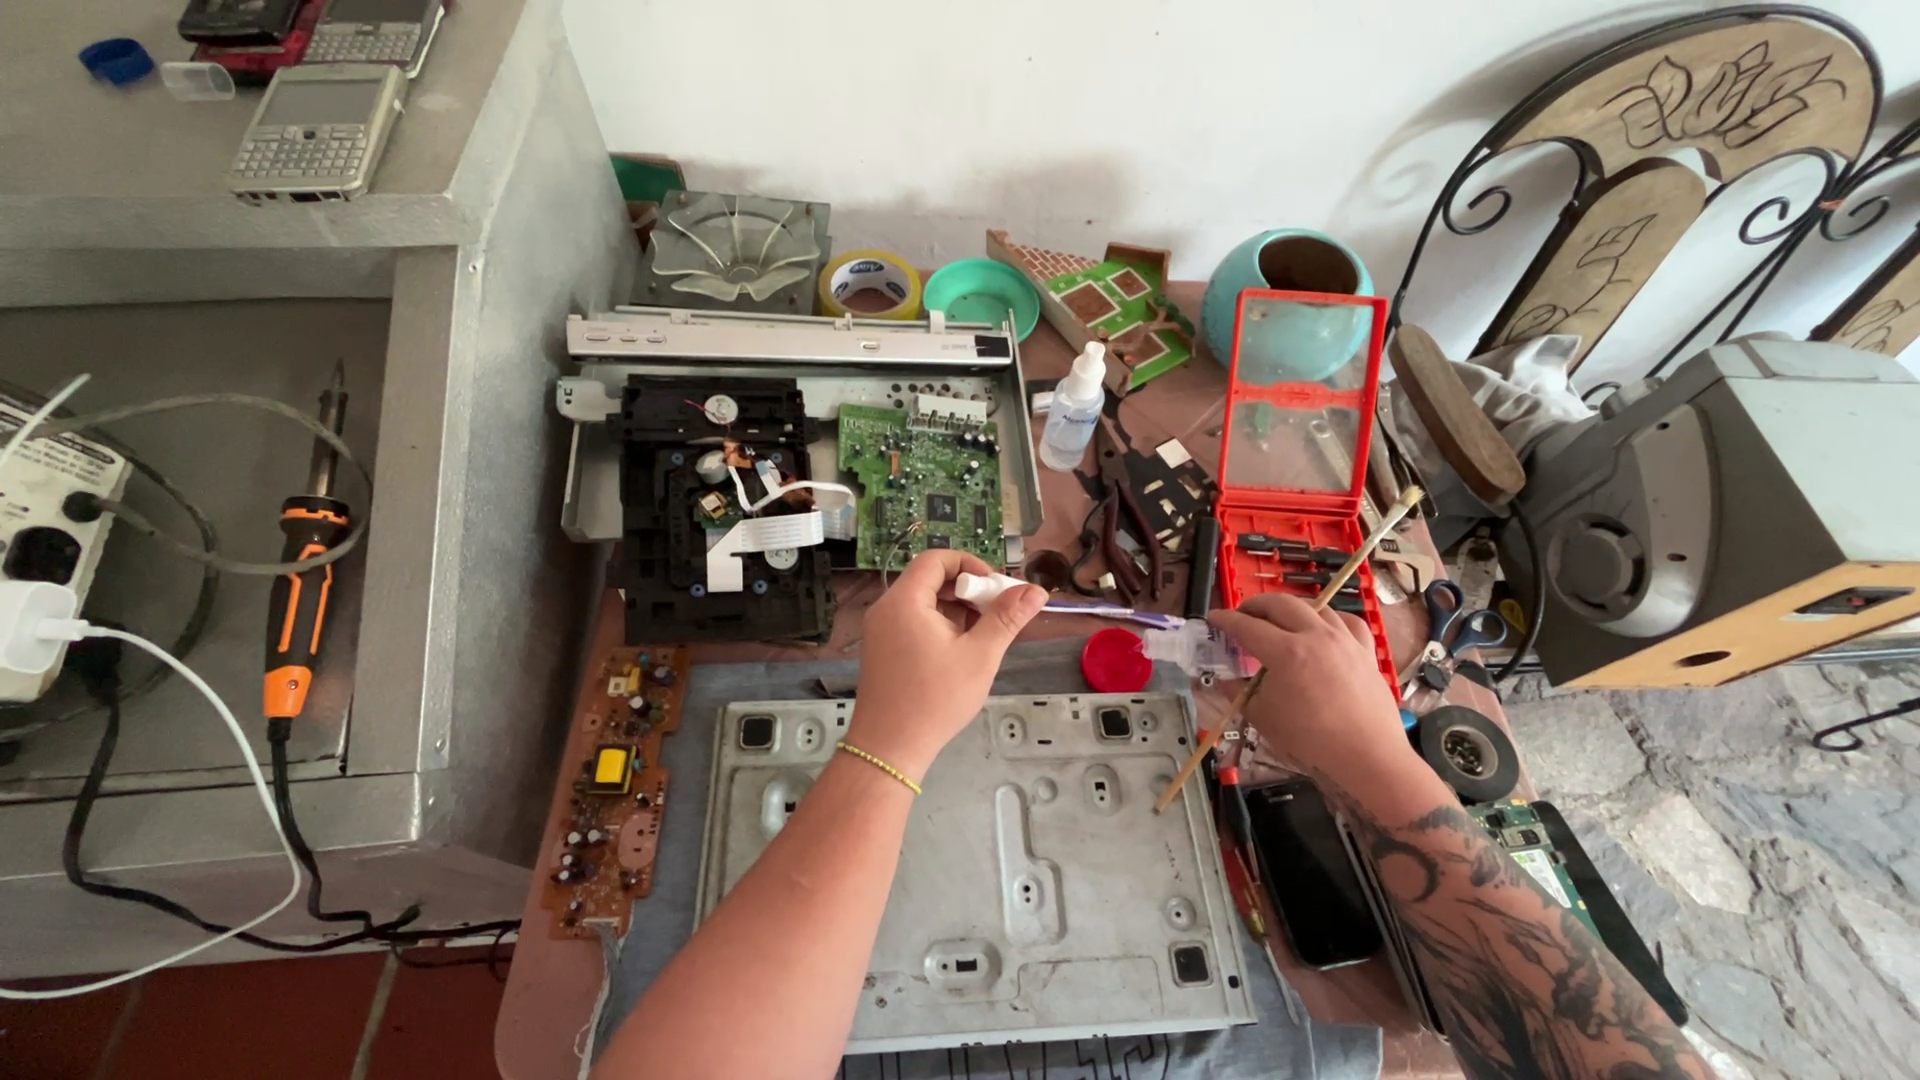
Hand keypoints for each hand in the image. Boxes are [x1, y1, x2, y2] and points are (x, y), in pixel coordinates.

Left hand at [848, 550, 1046, 780]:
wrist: (889, 748)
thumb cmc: (935, 699)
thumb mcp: (979, 655)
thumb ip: (1006, 618)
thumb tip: (1036, 590)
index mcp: (905, 601)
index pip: (936, 559)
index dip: (971, 564)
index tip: (996, 588)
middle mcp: (886, 608)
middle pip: (930, 578)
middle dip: (968, 589)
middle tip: (997, 612)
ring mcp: (880, 630)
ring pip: (923, 601)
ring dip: (956, 609)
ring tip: (983, 634)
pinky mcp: (882, 649)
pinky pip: (913, 621)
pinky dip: (939, 624)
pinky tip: (961, 650)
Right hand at [1208, 594, 1418, 792]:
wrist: (1367, 759)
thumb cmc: (1309, 741)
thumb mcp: (1262, 717)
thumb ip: (1239, 692)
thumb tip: (1226, 681)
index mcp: (1285, 652)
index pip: (1247, 625)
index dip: (1226, 620)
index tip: (1214, 618)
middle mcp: (1316, 636)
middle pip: (1280, 604)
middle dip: (1255, 605)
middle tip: (1242, 616)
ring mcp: (1345, 641)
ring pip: (1315, 607)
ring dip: (1291, 609)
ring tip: (1280, 621)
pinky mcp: (1366, 653)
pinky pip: (1348, 622)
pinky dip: (1331, 620)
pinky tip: (1324, 629)